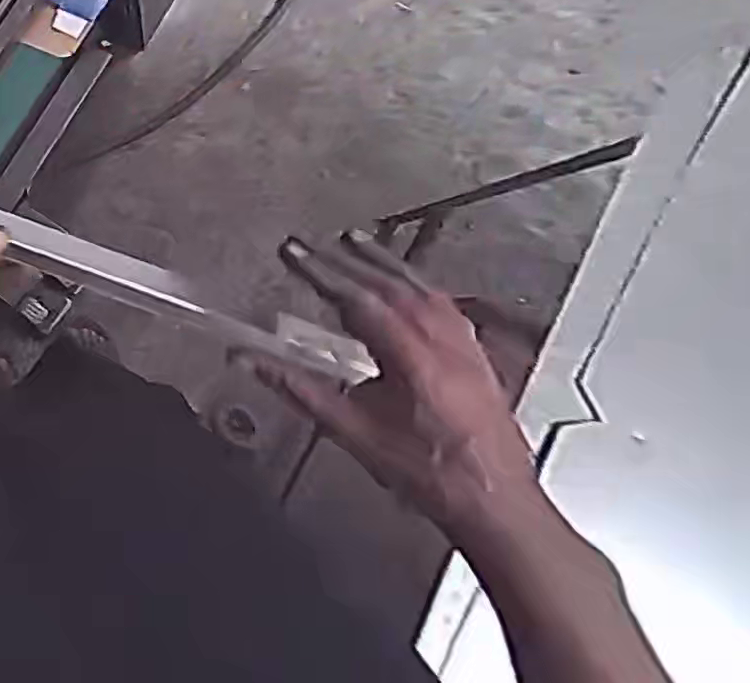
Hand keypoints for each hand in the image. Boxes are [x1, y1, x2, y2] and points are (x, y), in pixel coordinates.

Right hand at [259, 230, 543, 537]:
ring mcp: (467, 352)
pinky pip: (447, 307)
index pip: (359, 301)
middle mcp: (445, 349)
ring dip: (385, 263)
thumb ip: (298, 389)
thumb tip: (253, 362)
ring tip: (359, 243)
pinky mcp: (479, 360)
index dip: (321, 272)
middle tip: (315, 244)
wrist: (496, 507)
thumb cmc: (429, 475)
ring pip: (423, 291)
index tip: (295, 253)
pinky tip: (410, 283)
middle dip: (346, 260)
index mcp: (414, 363)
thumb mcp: (350, 432)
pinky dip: (419, 285)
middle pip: (391, 287)